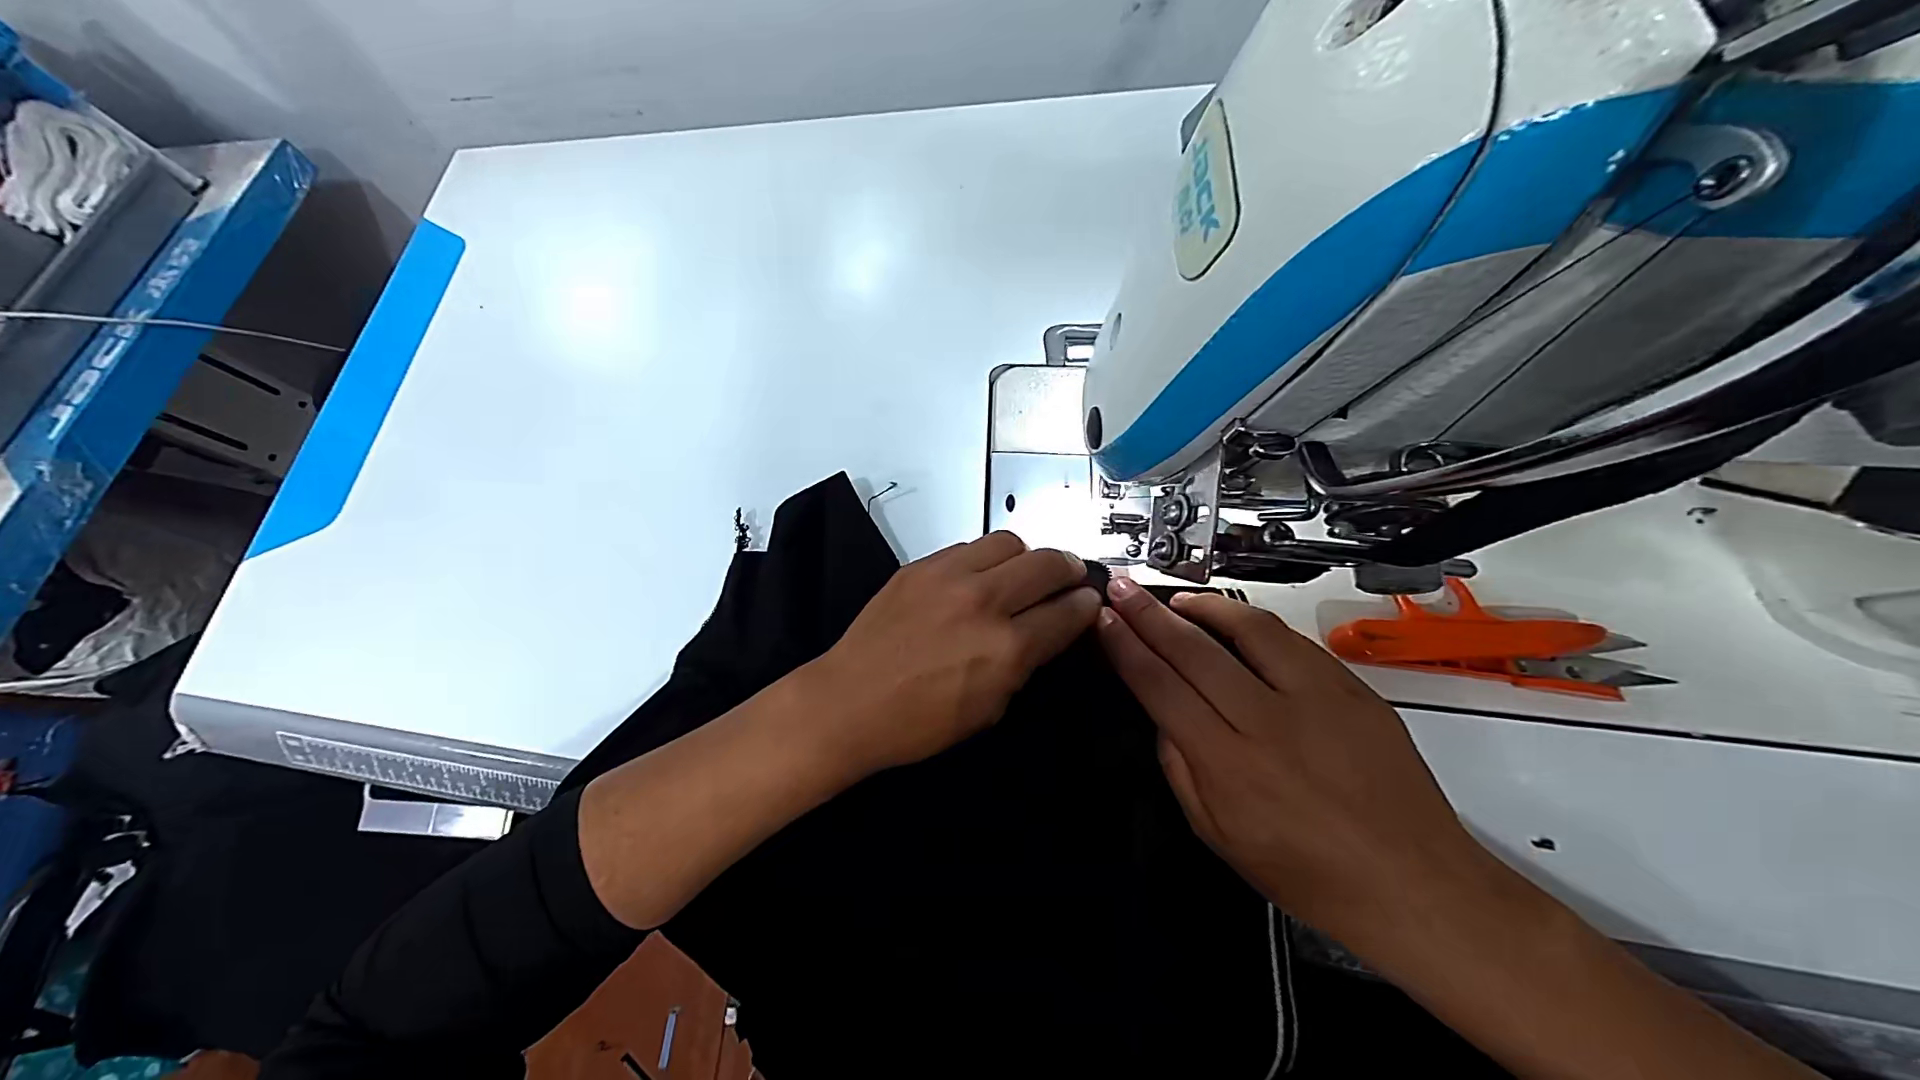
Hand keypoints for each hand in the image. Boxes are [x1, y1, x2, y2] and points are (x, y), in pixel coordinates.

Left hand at [807, 531, 1101, 776]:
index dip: (1086, 606)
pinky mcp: (921, 566)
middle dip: (1069, 569)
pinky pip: (968, 547)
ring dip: (1027, 556)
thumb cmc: (917, 722)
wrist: (849, 701)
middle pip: (1048, 563)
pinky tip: (979, 576)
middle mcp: (983, 603)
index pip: (1067, 612)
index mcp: (1007, 648)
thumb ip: (1024, 664)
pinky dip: (984, 558)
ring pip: (1009, 542)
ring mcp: (949, 577)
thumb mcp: (989, 709)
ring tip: (1023, 571)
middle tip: (1069, 576)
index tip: (1088, 602)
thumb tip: (1043, 633)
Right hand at [1094, 578, 1496, 945]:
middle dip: (1148, 614)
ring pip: (1247, 629)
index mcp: (1229, 764)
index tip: (1107, 623)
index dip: (1126, 647)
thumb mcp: (1219, 834)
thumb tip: (1162, 716)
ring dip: (1203, 606)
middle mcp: (1271, 723)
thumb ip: (1180, 767)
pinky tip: (1236, 620)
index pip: (1160, 685)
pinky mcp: (1353, 691)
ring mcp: (1318, 700)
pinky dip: (1255, 622)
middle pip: (1193, 649)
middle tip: (1124, 592)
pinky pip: (1293, 640)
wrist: (1413, 886)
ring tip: (1175, 598)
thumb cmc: (1314, 873)